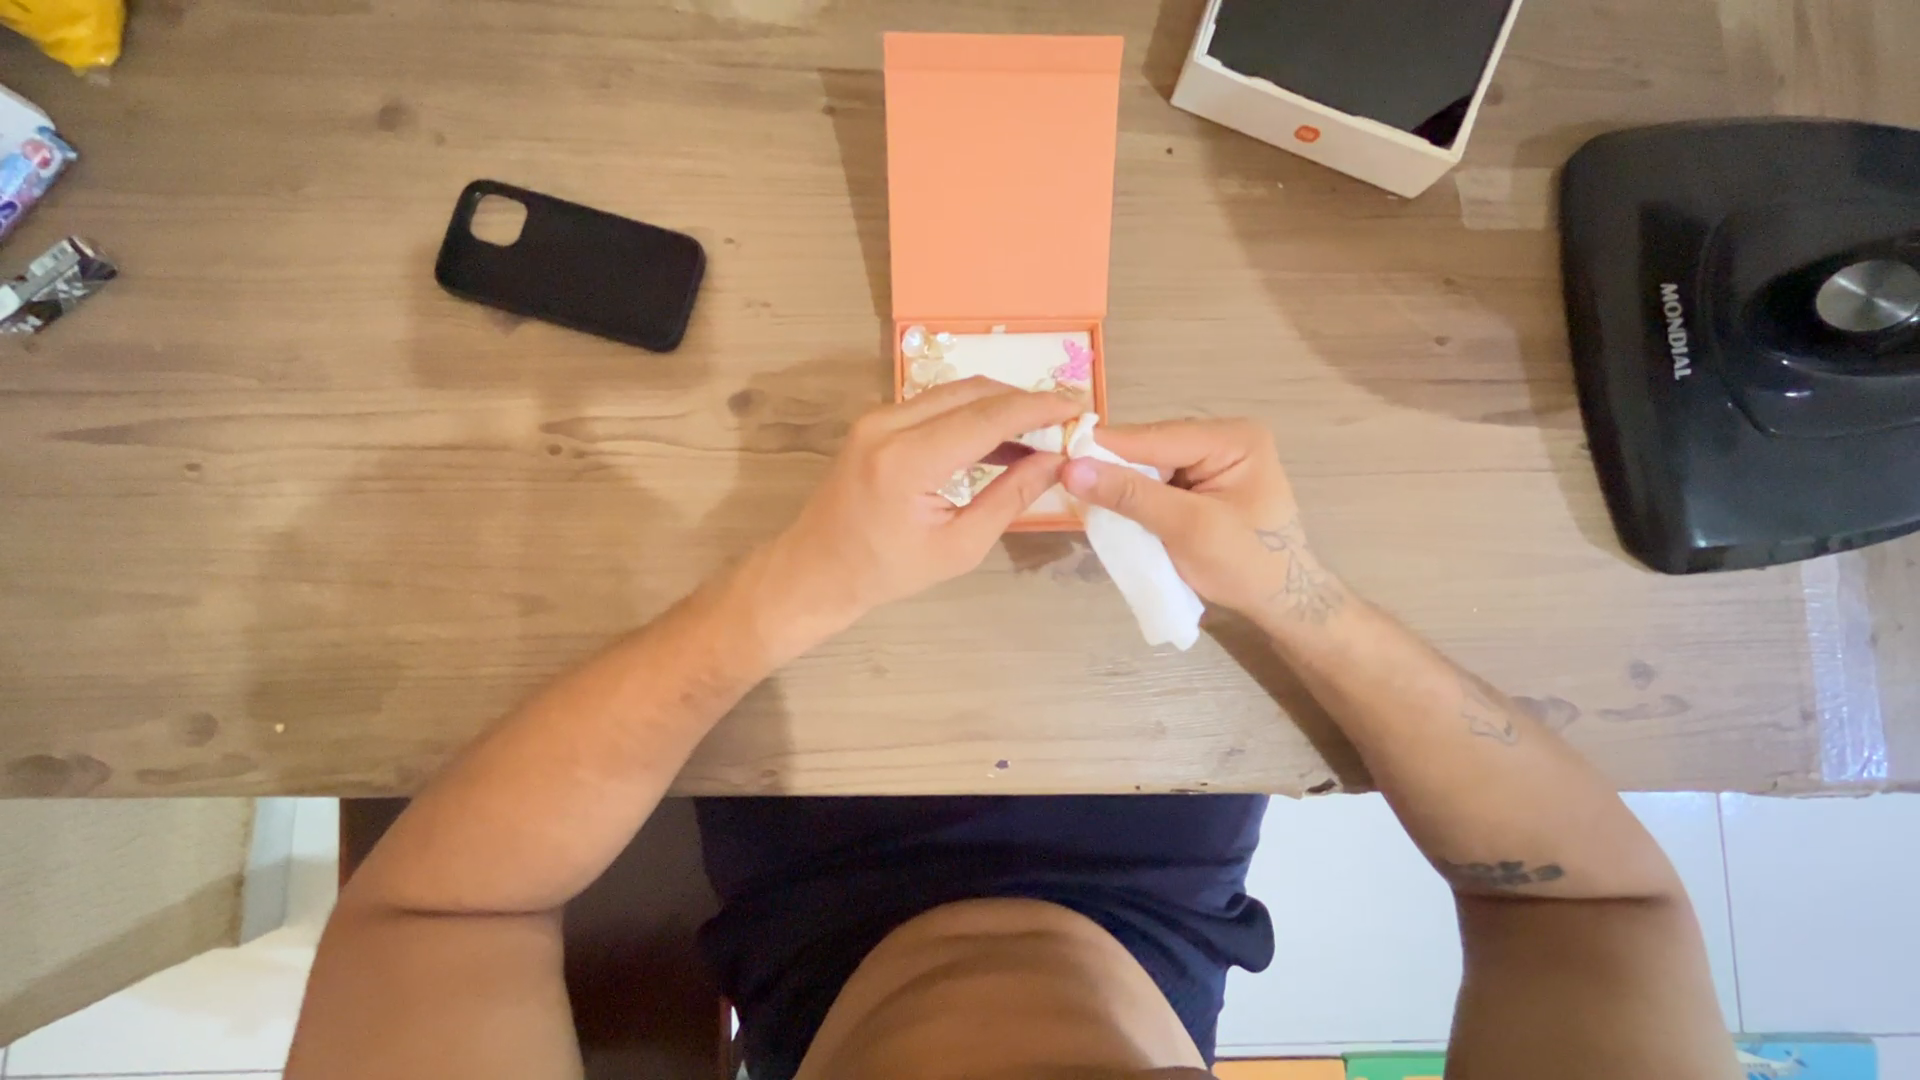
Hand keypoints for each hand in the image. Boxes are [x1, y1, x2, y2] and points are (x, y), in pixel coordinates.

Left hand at [766, 377, 1081, 624]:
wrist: (818, 569)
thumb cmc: (887, 571)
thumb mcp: (959, 546)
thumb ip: (1010, 498)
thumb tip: (1055, 461)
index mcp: (907, 460)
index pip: (988, 417)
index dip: (1039, 409)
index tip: (1078, 410)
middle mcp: (888, 424)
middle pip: (974, 392)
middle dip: (1024, 402)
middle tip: (1065, 424)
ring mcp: (878, 417)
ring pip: (956, 392)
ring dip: (1000, 406)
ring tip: (1040, 434)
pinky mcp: (876, 421)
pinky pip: (937, 404)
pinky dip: (973, 414)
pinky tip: (1001, 439)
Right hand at [1060, 418, 1347, 627]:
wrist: (1284, 602)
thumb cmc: (1246, 564)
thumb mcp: (1187, 528)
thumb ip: (1131, 495)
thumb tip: (1071, 469)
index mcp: (1233, 437)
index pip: (1155, 435)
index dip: (1105, 448)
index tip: (1056, 456)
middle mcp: (1223, 437)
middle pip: (1150, 446)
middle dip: (1113, 465)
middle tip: (1064, 479)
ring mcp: (1214, 459)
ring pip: (1150, 463)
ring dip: (1121, 481)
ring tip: (1080, 492)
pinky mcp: (1203, 482)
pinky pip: (1158, 479)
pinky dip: (1135, 494)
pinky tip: (1111, 504)